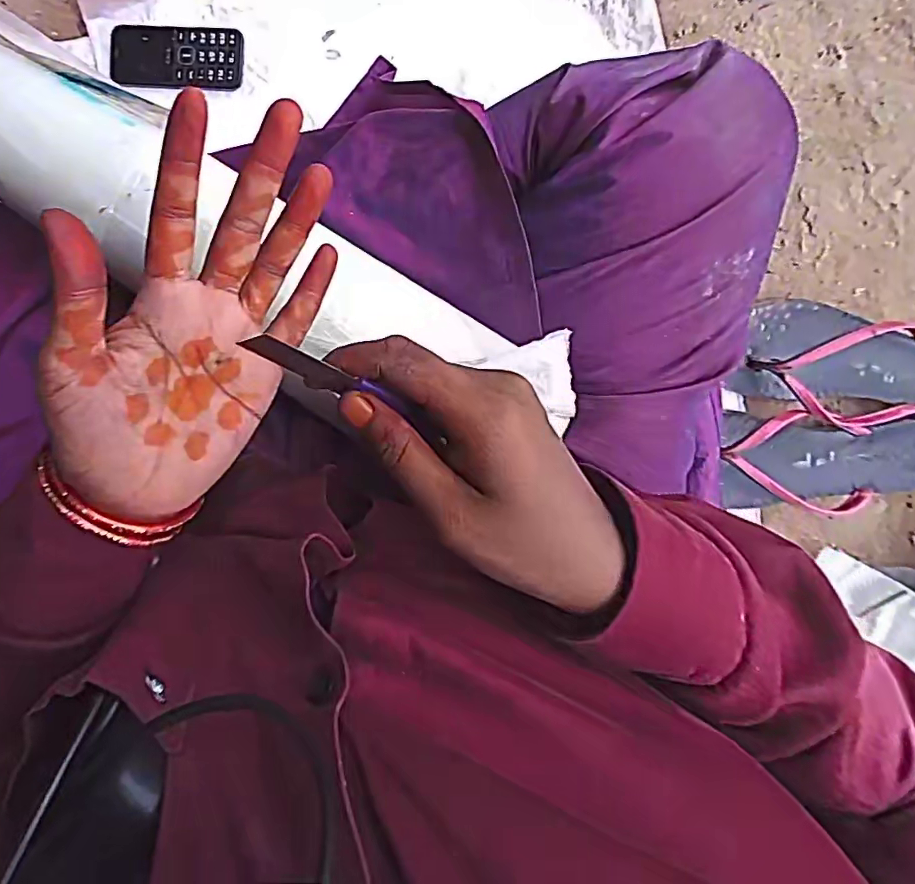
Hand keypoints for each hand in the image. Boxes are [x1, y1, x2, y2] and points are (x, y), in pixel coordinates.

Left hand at [39, 88, 338, 520]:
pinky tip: (325, 255)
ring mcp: (238, 335)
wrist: (126, 489)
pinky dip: (311, 293)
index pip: (175, 213)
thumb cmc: (88, 427)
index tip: (195, 105)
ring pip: (273, 265)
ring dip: (296, 220)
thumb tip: (58, 218)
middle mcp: (204, 303)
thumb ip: (75, 291)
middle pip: (239, 225)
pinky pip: (293, 325)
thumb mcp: (69, 358)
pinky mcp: (263, 373)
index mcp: (159, 293)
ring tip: (317, 173)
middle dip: (261, 171)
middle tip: (285, 116)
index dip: (185, 160)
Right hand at [326, 337, 627, 613]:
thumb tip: (353, 401)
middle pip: (415, 359)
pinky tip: (417, 439)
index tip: (318, 377)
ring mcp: (507, 387)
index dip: (354, 359)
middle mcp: (498, 383)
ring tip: (380, 438)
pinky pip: (448, 385)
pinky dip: (419, 402)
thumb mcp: (449, 512)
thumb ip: (398, 450)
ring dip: (395, 393)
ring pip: (428, 371)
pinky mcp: (508, 398)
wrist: (597, 556)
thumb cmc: (525, 545)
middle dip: (370, 376)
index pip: (403, 359)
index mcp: (484, 409)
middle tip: (341, 412)